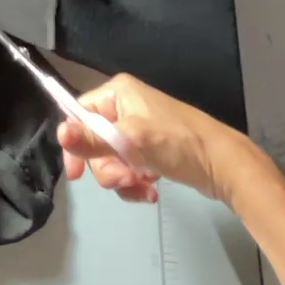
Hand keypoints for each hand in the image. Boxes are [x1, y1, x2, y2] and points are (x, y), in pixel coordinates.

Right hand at [57, 74, 262, 205]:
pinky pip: (127, 167)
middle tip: (126, 178)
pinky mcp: (149, 149)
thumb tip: (60, 133)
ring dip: (122, 178)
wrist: (225, 165)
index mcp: (117, 92)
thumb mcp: (133, 141)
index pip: (80, 114)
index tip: (77, 175)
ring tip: (143, 187)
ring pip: (110, 158)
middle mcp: (124, 106)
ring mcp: (137, 128)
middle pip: (94, 141)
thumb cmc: (178, 143)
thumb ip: (95, 140)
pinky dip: (134, 182)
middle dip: (107, 167)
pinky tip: (150, 192)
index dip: (76, 143)